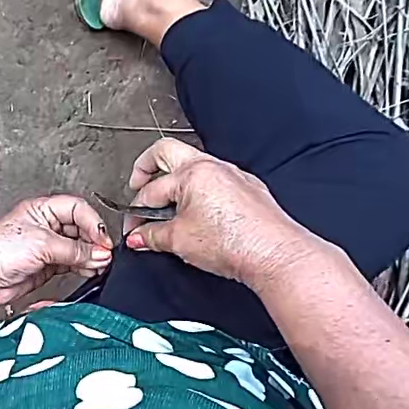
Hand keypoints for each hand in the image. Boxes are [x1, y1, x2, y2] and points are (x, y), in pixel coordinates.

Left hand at [0, 195, 115, 306]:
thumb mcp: (43, 244)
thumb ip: (75, 250)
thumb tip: (100, 253)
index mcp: (42, 209)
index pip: (78, 209)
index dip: (93, 223)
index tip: (102, 240)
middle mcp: (46, 224)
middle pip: (81, 228)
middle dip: (94, 241)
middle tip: (103, 254)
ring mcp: (48, 245)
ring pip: (78, 247)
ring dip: (90, 256)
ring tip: (98, 265)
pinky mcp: (48, 263)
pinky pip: (73, 262)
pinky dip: (83, 266)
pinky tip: (90, 270)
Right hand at [123, 138, 321, 286]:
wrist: (275, 255)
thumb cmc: (235, 243)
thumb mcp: (179, 241)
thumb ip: (151, 235)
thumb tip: (138, 237)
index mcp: (192, 172)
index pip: (151, 190)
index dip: (135, 213)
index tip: (132, 230)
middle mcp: (213, 167)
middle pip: (167, 153)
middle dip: (145, 168)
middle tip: (137, 186)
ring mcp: (233, 175)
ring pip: (194, 166)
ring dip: (174, 182)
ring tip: (166, 206)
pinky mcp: (247, 189)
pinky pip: (214, 181)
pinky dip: (198, 192)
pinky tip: (196, 214)